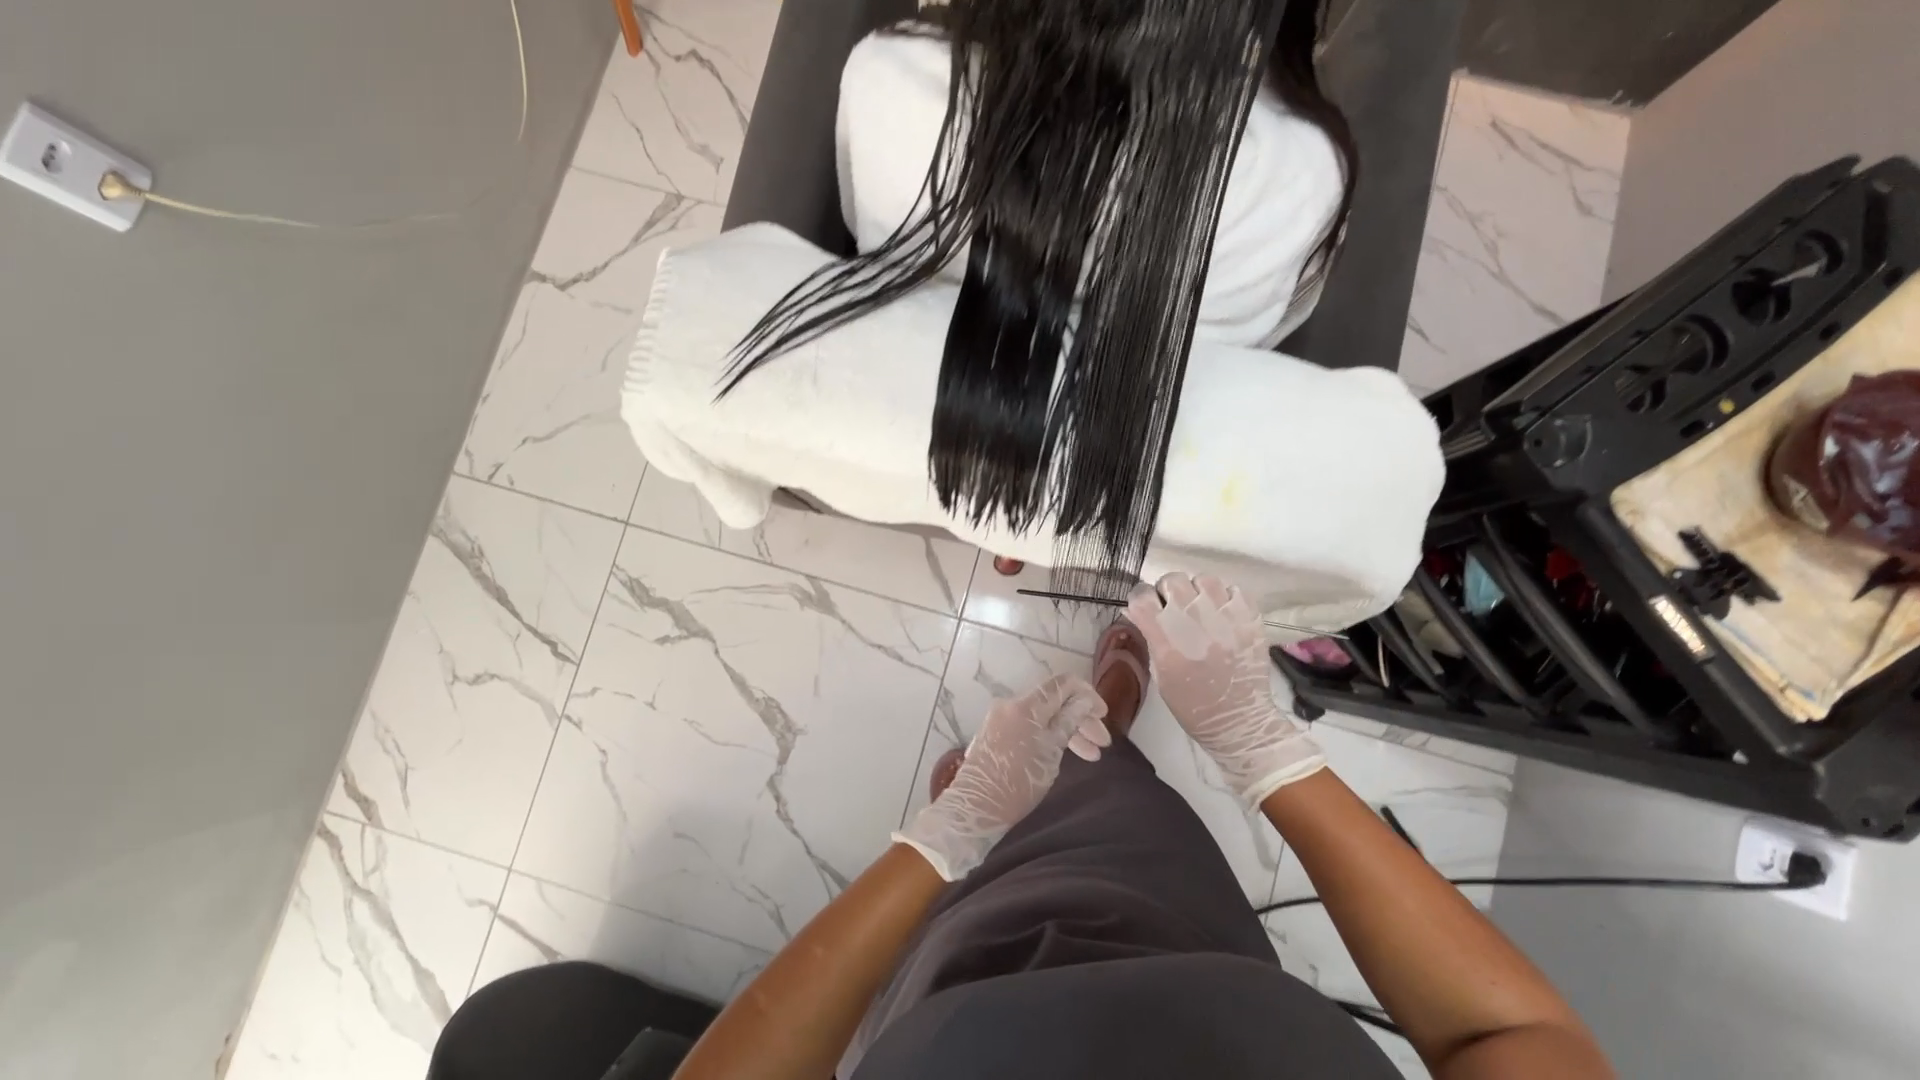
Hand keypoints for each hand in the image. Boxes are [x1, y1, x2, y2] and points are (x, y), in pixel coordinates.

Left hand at [894, 674, 1109, 881]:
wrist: (976, 808)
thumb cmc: (1018, 782)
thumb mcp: (1051, 752)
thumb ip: (1069, 722)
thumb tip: (1084, 700)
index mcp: (1025, 705)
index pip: (1063, 684)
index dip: (1088, 695)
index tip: (1104, 714)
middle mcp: (1011, 705)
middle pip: (1054, 701)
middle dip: (1081, 718)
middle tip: (1103, 743)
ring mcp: (1001, 720)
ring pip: (1044, 717)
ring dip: (1068, 731)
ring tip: (1091, 756)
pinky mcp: (997, 735)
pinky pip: (1030, 727)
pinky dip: (1050, 737)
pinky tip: (1064, 754)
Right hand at [1127, 572, 1325, 804]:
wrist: (1239, 722)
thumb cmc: (1192, 706)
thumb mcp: (1160, 675)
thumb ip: (1152, 639)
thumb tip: (1141, 612)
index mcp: (1167, 642)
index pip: (1142, 597)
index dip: (1140, 598)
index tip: (1145, 607)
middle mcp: (1195, 624)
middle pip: (1172, 581)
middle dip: (1167, 591)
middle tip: (1172, 607)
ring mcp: (1226, 618)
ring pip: (1204, 579)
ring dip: (1196, 590)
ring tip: (1200, 606)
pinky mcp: (1250, 619)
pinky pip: (1234, 589)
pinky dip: (1224, 595)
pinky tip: (1222, 611)